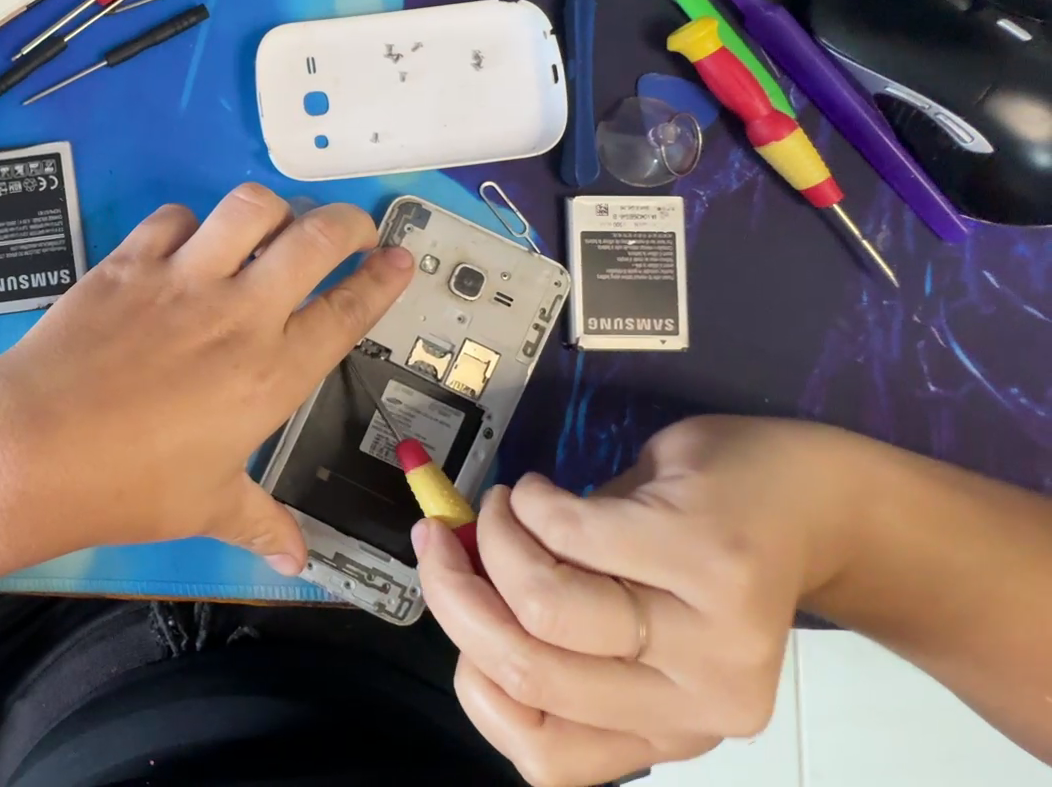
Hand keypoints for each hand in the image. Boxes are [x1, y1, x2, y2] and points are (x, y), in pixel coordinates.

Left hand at [0, 183, 413, 574]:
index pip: (348, 312)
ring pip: (248, 208)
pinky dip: (188, 221)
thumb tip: (297, 564)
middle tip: (349, 228)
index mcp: (272, 373)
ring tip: (270, 224)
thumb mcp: (207, 509)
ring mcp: (180, 279)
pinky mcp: (127, 263)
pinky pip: (171, 217)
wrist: (35, 448)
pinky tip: (184, 240)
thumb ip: (261, 525)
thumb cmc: (130, 487)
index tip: (400, 258)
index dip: (382, 279)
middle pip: (315, 238)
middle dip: (347, 222)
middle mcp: (238, 313)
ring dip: (271, 208)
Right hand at [413, 417, 864, 786]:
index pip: (543, 756)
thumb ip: (538, 615)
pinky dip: (528, 498)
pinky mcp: (709, 559)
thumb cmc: (682, 552)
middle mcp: (698, 706)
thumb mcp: (608, 604)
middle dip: (450, 588)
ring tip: (501, 503)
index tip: (453, 601)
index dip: (469, 674)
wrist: (807, 500)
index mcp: (663, 729)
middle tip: (437, 535)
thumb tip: (443, 572)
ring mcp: (712, 637)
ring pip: (543, 602)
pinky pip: (569, 531)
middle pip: (525, 669)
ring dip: (493, 535)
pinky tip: (541, 488)